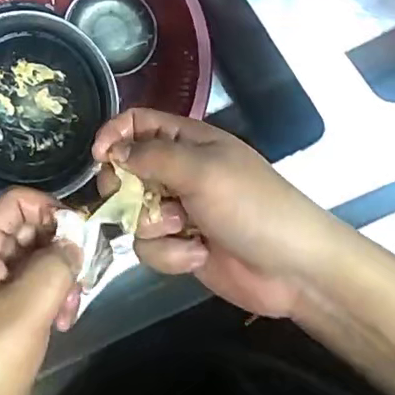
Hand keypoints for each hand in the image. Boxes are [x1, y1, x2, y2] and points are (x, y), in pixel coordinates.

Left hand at [0, 189, 81, 394]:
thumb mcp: (28, 308)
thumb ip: (56, 266)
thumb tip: (75, 243)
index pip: (16, 201)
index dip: (50, 209)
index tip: (81, 235)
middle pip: (28, 229)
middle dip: (59, 249)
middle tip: (82, 279)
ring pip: (34, 260)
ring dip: (58, 278)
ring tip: (69, 309)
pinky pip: (30, 287)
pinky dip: (49, 298)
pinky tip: (62, 323)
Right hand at [93, 108, 350, 317]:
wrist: (296, 271)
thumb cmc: (252, 206)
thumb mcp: (201, 169)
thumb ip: (150, 156)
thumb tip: (112, 153)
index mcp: (185, 140)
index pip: (135, 123)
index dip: (112, 135)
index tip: (99, 158)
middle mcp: (176, 170)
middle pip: (124, 169)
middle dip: (125, 189)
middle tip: (133, 200)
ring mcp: (176, 209)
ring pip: (132, 212)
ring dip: (153, 225)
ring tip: (183, 230)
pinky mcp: (179, 245)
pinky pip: (148, 245)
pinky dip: (168, 253)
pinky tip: (196, 255)